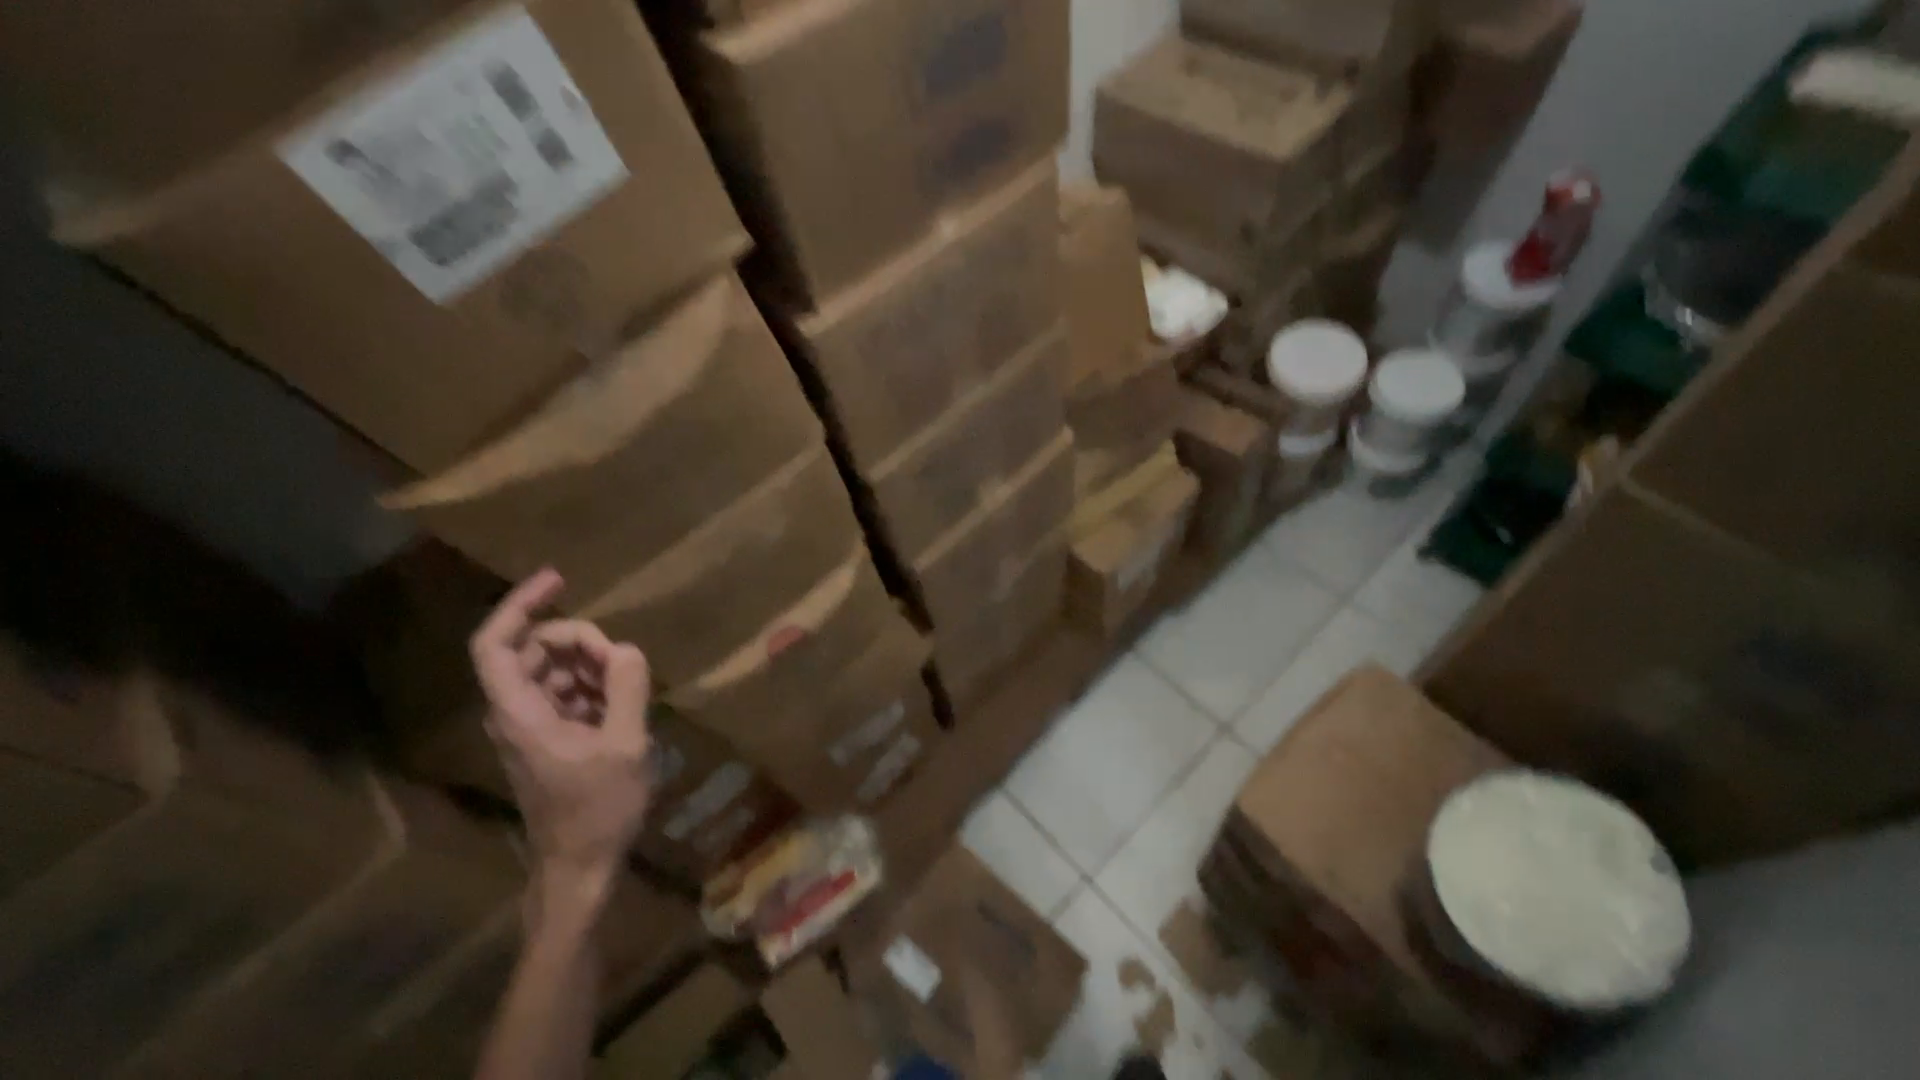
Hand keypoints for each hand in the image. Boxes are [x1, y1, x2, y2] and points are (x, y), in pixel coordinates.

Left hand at [470, 570, 652, 894]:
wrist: (579, 868)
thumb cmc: (596, 811)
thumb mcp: (624, 747)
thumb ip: (626, 689)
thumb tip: (626, 649)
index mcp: (518, 712)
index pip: (495, 643)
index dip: (521, 604)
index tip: (559, 580)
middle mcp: (514, 713)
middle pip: (530, 651)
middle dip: (576, 640)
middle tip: (621, 656)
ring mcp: (530, 728)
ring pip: (550, 672)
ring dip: (589, 665)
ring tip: (630, 682)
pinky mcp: (549, 741)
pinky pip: (565, 695)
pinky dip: (594, 687)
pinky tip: (625, 703)